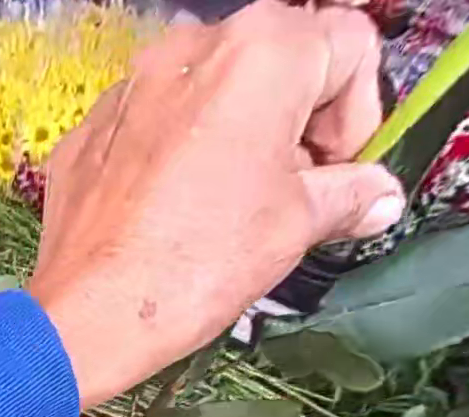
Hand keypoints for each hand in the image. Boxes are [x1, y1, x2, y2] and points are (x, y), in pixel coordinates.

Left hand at [29, 1, 403, 407]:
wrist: (91, 317)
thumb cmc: (194, 269)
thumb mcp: (292, 230)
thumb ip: (348, 197)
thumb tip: (377, 196)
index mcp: (261, 53)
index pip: (349, 48)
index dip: (359, 116)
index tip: (342, 175)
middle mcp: (190, 48)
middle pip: (276, 67)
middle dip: (296, 129)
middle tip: (289, 200)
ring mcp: (131, 87)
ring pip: (211, 96)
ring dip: (236, 143)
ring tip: (226, 215)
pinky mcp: (91, 132)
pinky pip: (155, 128)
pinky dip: (177, 158)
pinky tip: (171, 217)